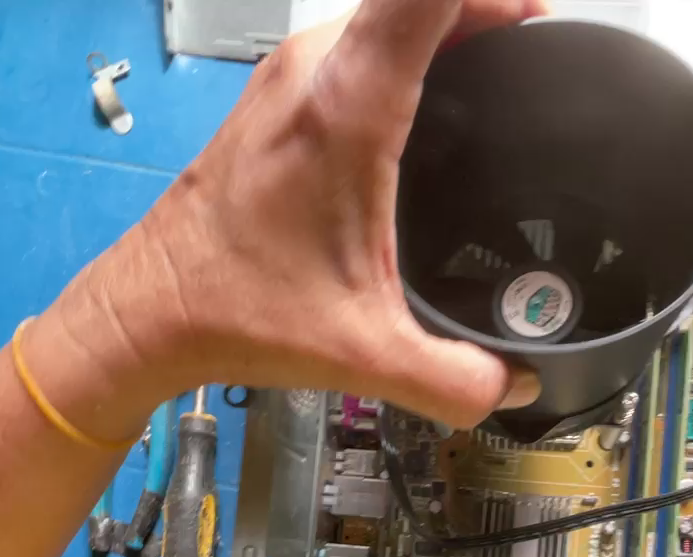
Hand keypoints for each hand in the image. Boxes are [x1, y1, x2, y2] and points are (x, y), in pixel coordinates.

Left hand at [42, 0, 546, 435]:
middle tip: (539, 75)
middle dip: (488, 18)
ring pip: (385, 19)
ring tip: (496, 91)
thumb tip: (519, 384)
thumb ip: (454, 379)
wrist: (151, 310)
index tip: (541, 32)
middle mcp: (315, 68)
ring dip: (443, 38)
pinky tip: (425, 121)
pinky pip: (356, 49)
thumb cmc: (242, 313)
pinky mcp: (274, 101)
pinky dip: (402, 63)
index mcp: (347, 106)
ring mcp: (289, 77)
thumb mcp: (366, 355)